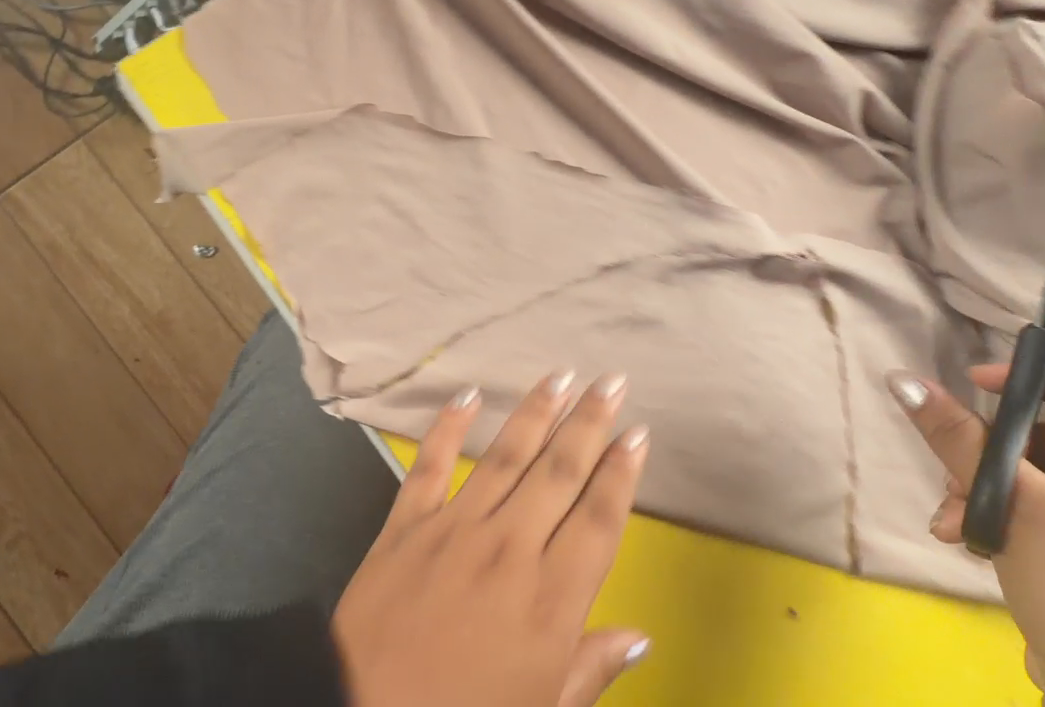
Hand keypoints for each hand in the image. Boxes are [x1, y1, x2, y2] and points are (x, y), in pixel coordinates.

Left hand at [332, 373, 650, 706]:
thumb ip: (590, 669)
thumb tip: (639, 636)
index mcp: (550, 599)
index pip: (598, 520)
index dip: (622, 474)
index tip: (638, 433)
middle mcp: (508, 548)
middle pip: (558, 474)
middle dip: (589, 424)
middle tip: (611, 382)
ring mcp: (453, 527)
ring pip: (504, 458)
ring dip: (534, 413)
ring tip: (559, 376)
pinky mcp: (405, 521)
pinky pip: (430, 463)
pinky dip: (448, 426)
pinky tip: (467, 394)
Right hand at [887, 362, 1044, 706]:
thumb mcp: (1016, 506)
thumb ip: (958, 439)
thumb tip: (905, 379)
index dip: (1037, 380)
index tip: (972, 383)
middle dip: (990, 458)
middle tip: (946, 476)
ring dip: (992, 498)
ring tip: (954, 525)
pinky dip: (1016, 528)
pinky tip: (976, 547)